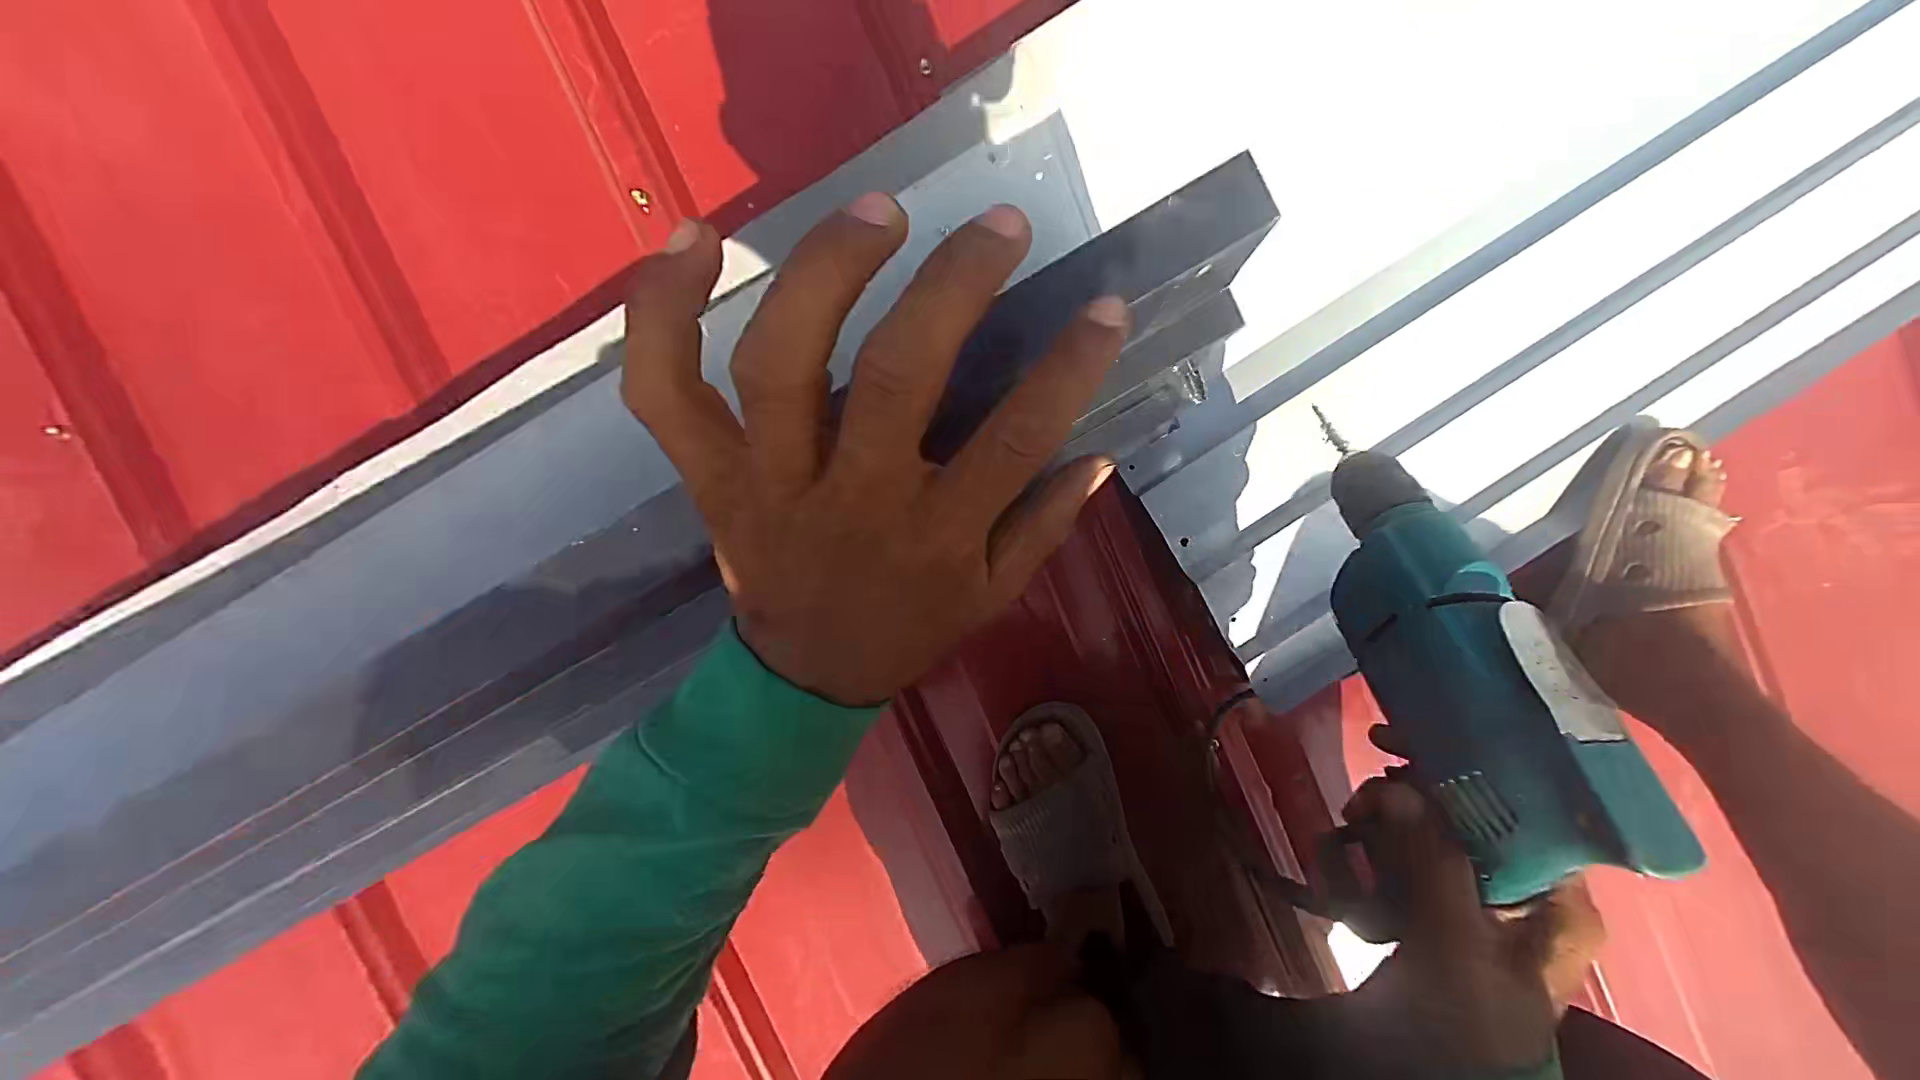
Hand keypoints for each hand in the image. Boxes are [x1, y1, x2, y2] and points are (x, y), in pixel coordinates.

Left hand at [622, 197, 1127, 704]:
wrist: (803, 674)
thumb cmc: (906, 628)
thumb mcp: (991, 597)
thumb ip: (1044, 528)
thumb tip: (1099, 457)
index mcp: (932, 538)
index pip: (1014, 442)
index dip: (1069, 369)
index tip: (1106, 309)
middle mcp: (851, 501)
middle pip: (894, 378)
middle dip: (952, 288)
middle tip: (997, 229)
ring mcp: (768, 483)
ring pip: (779, 364)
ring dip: (824, 272)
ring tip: (878, 213)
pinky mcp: (709, 476)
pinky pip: (666, 391)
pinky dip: (663, 312)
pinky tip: (698, 238)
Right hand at [1336, 780, 1604, 1073]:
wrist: (1441, 1075)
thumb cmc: (1471, 1020)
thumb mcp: (1456, 944)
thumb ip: (1433, 863)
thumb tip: (1399, 787)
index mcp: (1559, 896)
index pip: (1519, 803)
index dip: (1460, 767)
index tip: (1397, 747)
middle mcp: (1526, 886)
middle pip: (1465, 811)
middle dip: (1407, 796)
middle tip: (1361, 797)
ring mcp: (1480, 896)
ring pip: (1431, 829)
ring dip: (1385, 818)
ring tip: (1348, 822)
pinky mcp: (1441, 906)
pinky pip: (1409, 855)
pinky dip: (1378, 843)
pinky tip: (1349, 844)